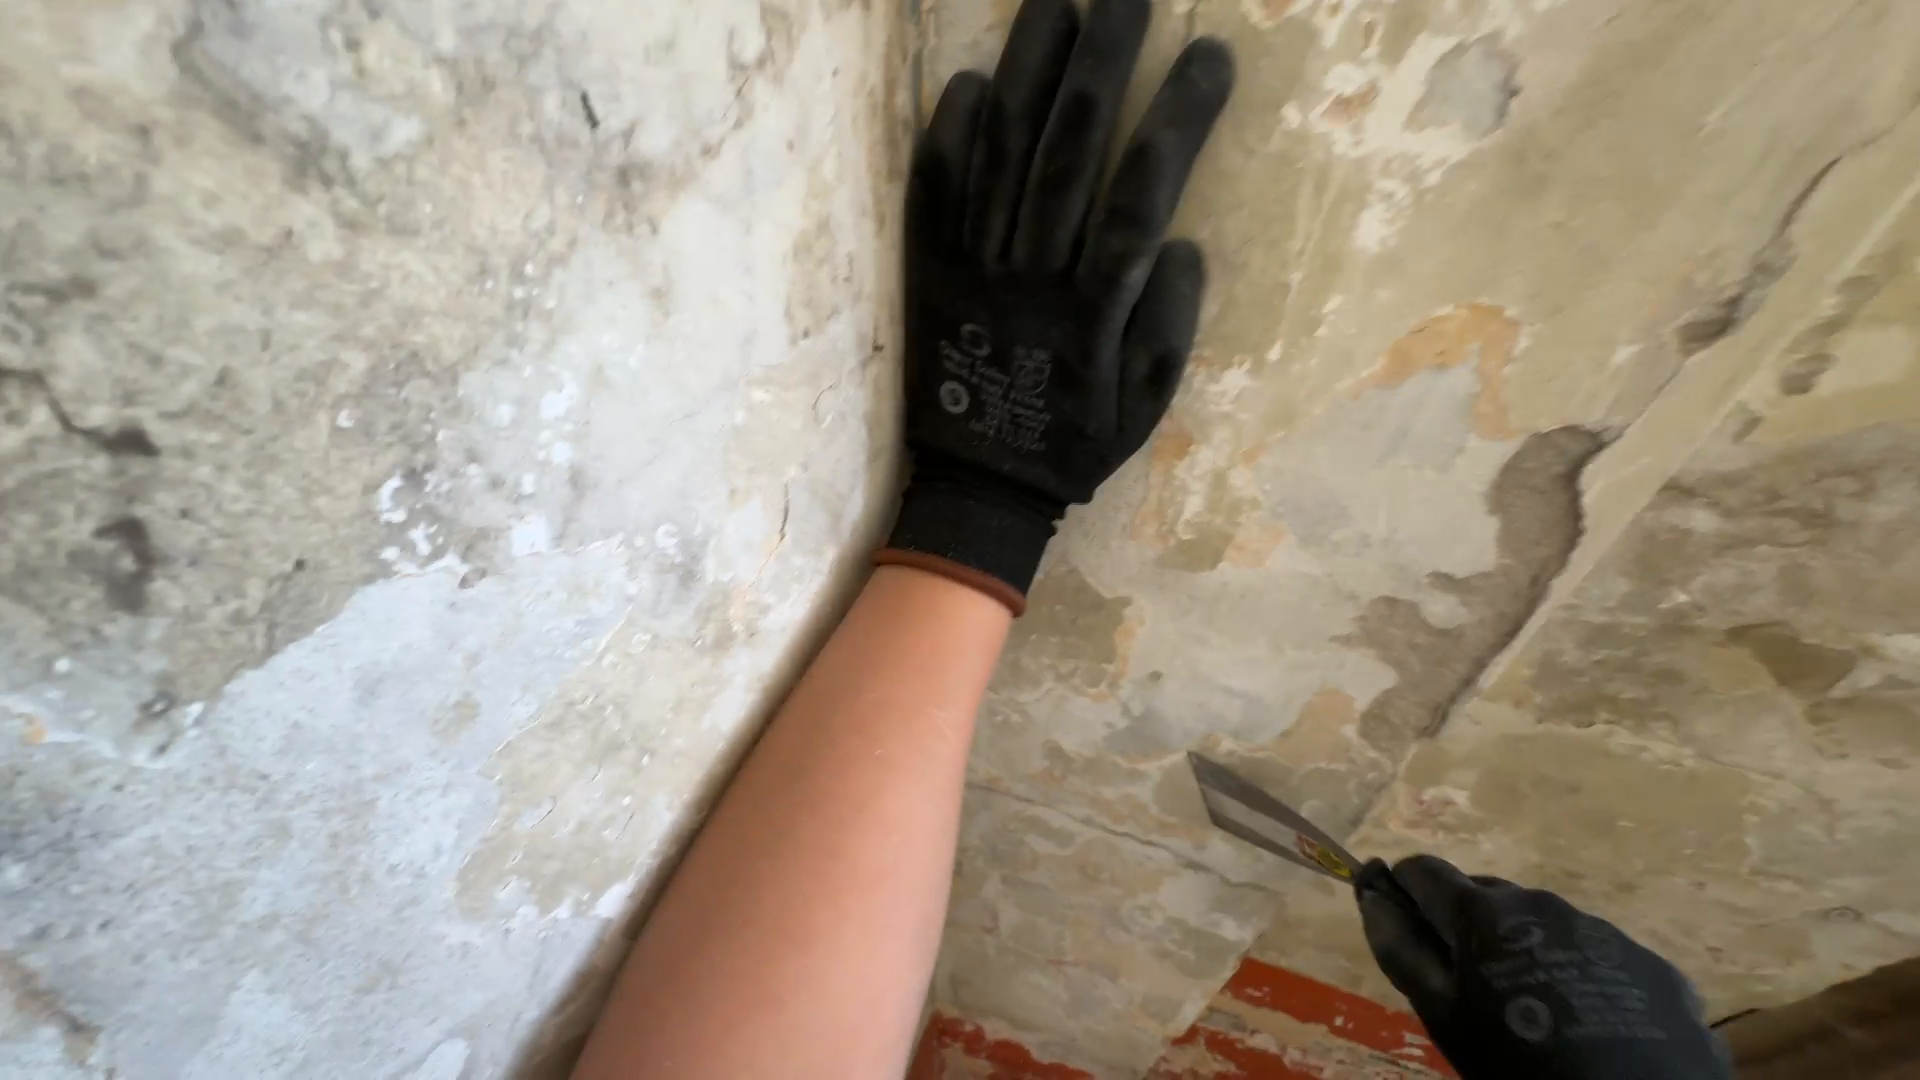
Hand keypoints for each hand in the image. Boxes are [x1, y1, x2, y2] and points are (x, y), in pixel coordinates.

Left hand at [876, 0, 1233, 614]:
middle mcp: (1027, 281)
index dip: (1177, 124)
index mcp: (1090, 316)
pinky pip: (931, 206)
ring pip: (996, 165)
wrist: (981, 489)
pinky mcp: (927, 282)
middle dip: (1100, 68)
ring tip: (1055, 3)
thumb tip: (1179, 242)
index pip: (1139, 200)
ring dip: (1024, 78)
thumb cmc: (1072, 448)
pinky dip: (943, 144)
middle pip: (1064, 159)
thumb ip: (1167, 330)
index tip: (1213, 56)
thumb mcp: (1142, 412)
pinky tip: (963, 84)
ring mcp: (969, 277)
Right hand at [1355, 856, 1732, 1078]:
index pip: (1422, 869)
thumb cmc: (1517, 1064)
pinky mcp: (1653, 965)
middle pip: (1483, 892)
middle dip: (1468, 922)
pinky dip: (1577, 971)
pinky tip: (1586, 1021)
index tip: (1411, 932)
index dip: (1407, 894)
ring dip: (1524, 944)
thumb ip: (1396, 943)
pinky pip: (1595, 952)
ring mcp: (1601, 930)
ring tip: (1536, 1006)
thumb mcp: (1440, 1012)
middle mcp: (1538, 901)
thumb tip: (1370, 889)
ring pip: (1540, 920)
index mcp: (1481, 909)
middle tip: (1475, 983)